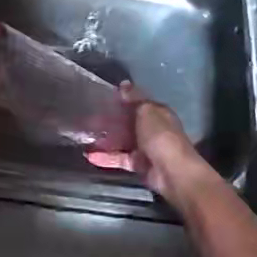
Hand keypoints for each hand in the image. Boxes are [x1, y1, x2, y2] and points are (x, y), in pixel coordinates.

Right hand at [86, 83, 206, 196]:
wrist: (172, 171)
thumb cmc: (160, 136)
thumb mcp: (146, 111)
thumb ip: (134, 98)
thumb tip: (124, 84)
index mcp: (157, 113)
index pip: (138, 103)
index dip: (122, 100)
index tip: (102, 98)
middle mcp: (152, 129)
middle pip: (128, 123)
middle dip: (110, 121)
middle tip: (88, 118)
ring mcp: (145, 148)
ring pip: (122, 141)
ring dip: (106, 139)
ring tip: (84, 137)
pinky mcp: (139, 165)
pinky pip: (120, 158)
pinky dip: (106, 158)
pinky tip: (89, 156)